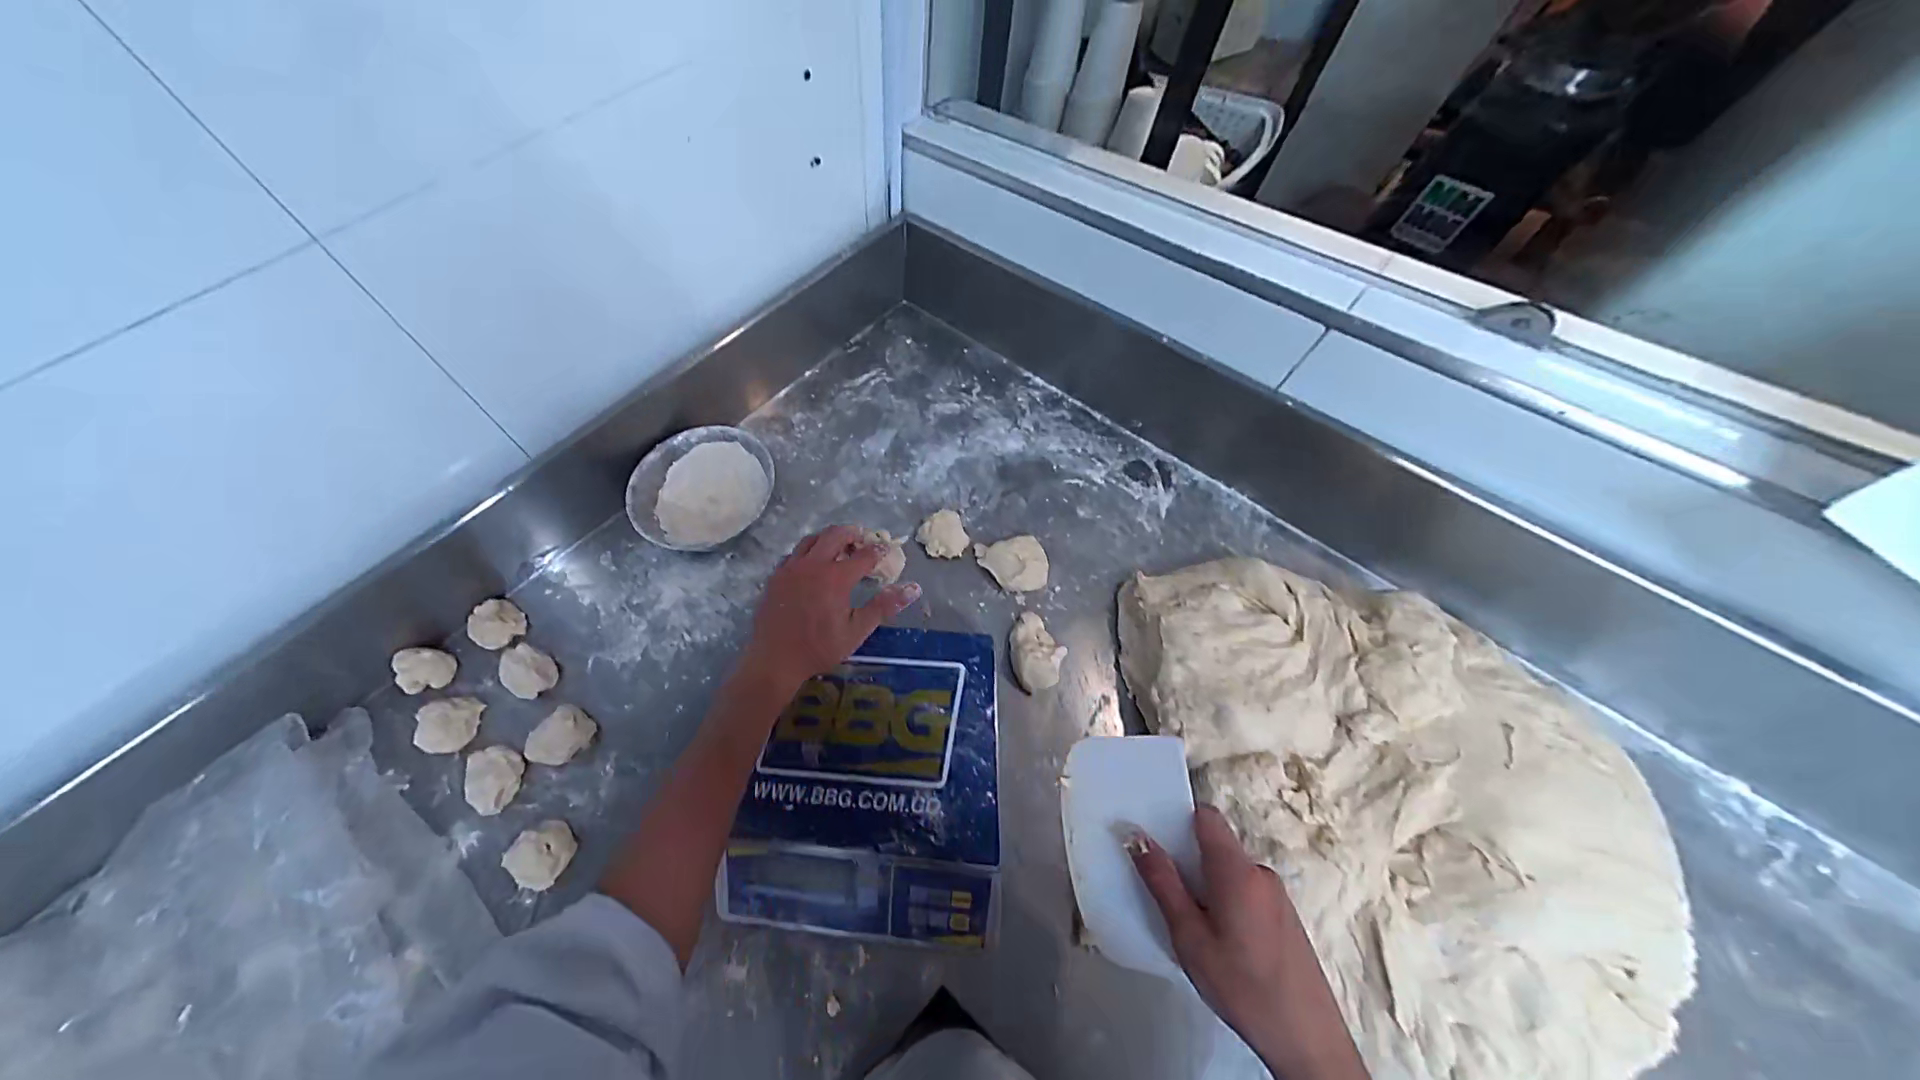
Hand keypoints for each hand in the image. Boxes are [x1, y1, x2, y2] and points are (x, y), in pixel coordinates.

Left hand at [741, 524, 919, 694]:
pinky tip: (813, 565)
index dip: (879, 551)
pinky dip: (809, 552)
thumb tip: (913, 589)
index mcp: (836, 578)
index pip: (864, 554)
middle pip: (836, 534)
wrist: (774, 659)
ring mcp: (791, 567)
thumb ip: (884, 606)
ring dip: (829, 539)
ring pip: (812, 539)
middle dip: (853, 534)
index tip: (887, 551)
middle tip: (863, 542)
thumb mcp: (857, 630)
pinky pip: (795, 553)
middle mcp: (813, 565)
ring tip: (839, 549)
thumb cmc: (819, 648)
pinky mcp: (776, 575)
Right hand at [1131, 805, 1369, 1079]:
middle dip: (1188, 860)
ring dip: (1207, 885)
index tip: (1156, 839)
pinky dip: (1226, 900)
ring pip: (1229, 870)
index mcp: (1237, 869)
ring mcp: (1277, 894)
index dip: (1178, 818)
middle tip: (1167, 893)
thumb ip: (1162, 882)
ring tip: (1193, 926)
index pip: (1206, 816)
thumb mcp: (1189, 936)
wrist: (1308, 1041)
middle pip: (1216, 844)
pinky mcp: (1285, 916)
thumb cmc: (1242, 987)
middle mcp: (1260, 872)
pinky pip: (1246, 890)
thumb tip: (1137, 837)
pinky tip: (1220, 940)